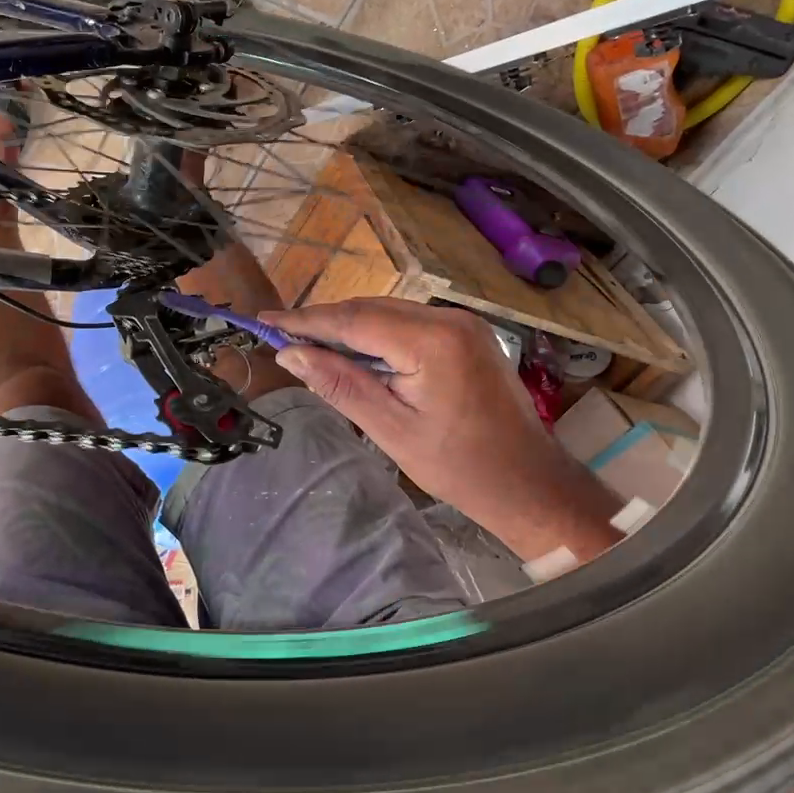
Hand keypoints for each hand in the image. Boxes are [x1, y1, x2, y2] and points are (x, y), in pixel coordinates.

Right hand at [261, 298, 620, 561]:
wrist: (529, 482)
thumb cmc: (460, 467)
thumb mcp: (390, 430)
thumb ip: (340, 384)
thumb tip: (290, 354)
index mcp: (432, 342)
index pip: (353, 320)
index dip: (304, 320)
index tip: (264, 320)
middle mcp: (449, 320)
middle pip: (369, 309)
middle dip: (322, 322)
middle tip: (278, 335)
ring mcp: (462, 324)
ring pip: (386, 314)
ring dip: (346, 328)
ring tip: (306, 344)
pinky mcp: (465, 335)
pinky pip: (406, 324)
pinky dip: (373, 335)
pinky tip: (351, 352)